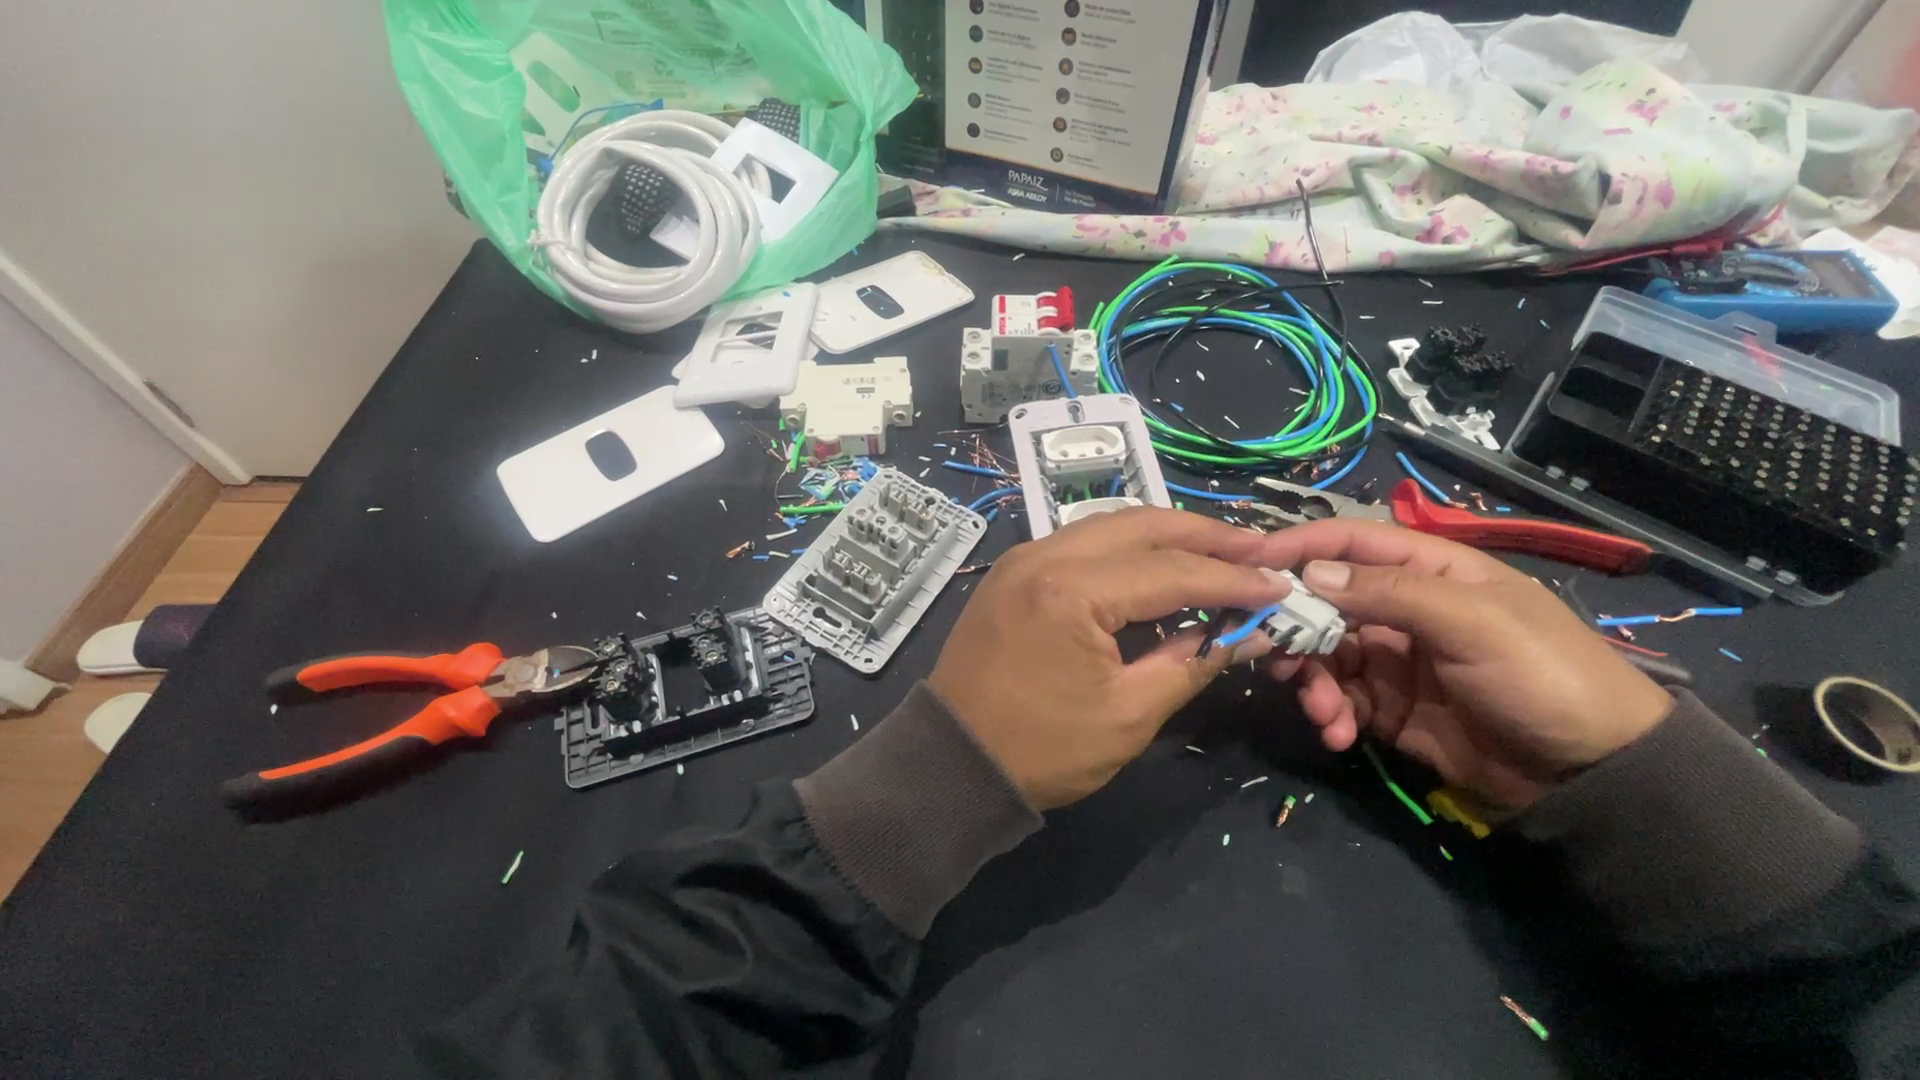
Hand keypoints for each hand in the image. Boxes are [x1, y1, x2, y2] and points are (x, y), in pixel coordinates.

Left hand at [930, 508, 1290, 809]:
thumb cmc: (1041, 749)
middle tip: (1259, 549)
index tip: (1281, 584)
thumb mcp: (1128, 715)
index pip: (1171, 570)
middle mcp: (1045, 555)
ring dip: (1166, 535)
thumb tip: (1250, 632)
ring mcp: (1023, 559)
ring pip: (1110, 526)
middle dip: (1205, 535)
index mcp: (1071, 590)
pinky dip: (1128, 548)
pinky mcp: (1014, 573)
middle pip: (1141, 525)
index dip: (1233, 578)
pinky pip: (1083, 543)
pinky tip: (1160, 564)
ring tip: (1220, 551)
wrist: (951, 762)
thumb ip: (1192, 663)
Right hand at [1247, 521, 1673, 808]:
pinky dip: (1330, 715)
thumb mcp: (1472, 621)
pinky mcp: (1389, 709)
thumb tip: (1309, 572)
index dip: (1299, 547)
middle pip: (1323, 603)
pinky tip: (1339, 734)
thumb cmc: (1542, 674)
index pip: (1350, 542)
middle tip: (1272, 656)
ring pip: (1323, 655)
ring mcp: (1394, 661)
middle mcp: (1403, 610)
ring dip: (1310, 681)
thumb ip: (1388, 592)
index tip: (1249, 565)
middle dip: (1294, 629)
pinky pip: (1339, 701)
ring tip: (1324, 712)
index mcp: (1429, 571)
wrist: (1593, 775)